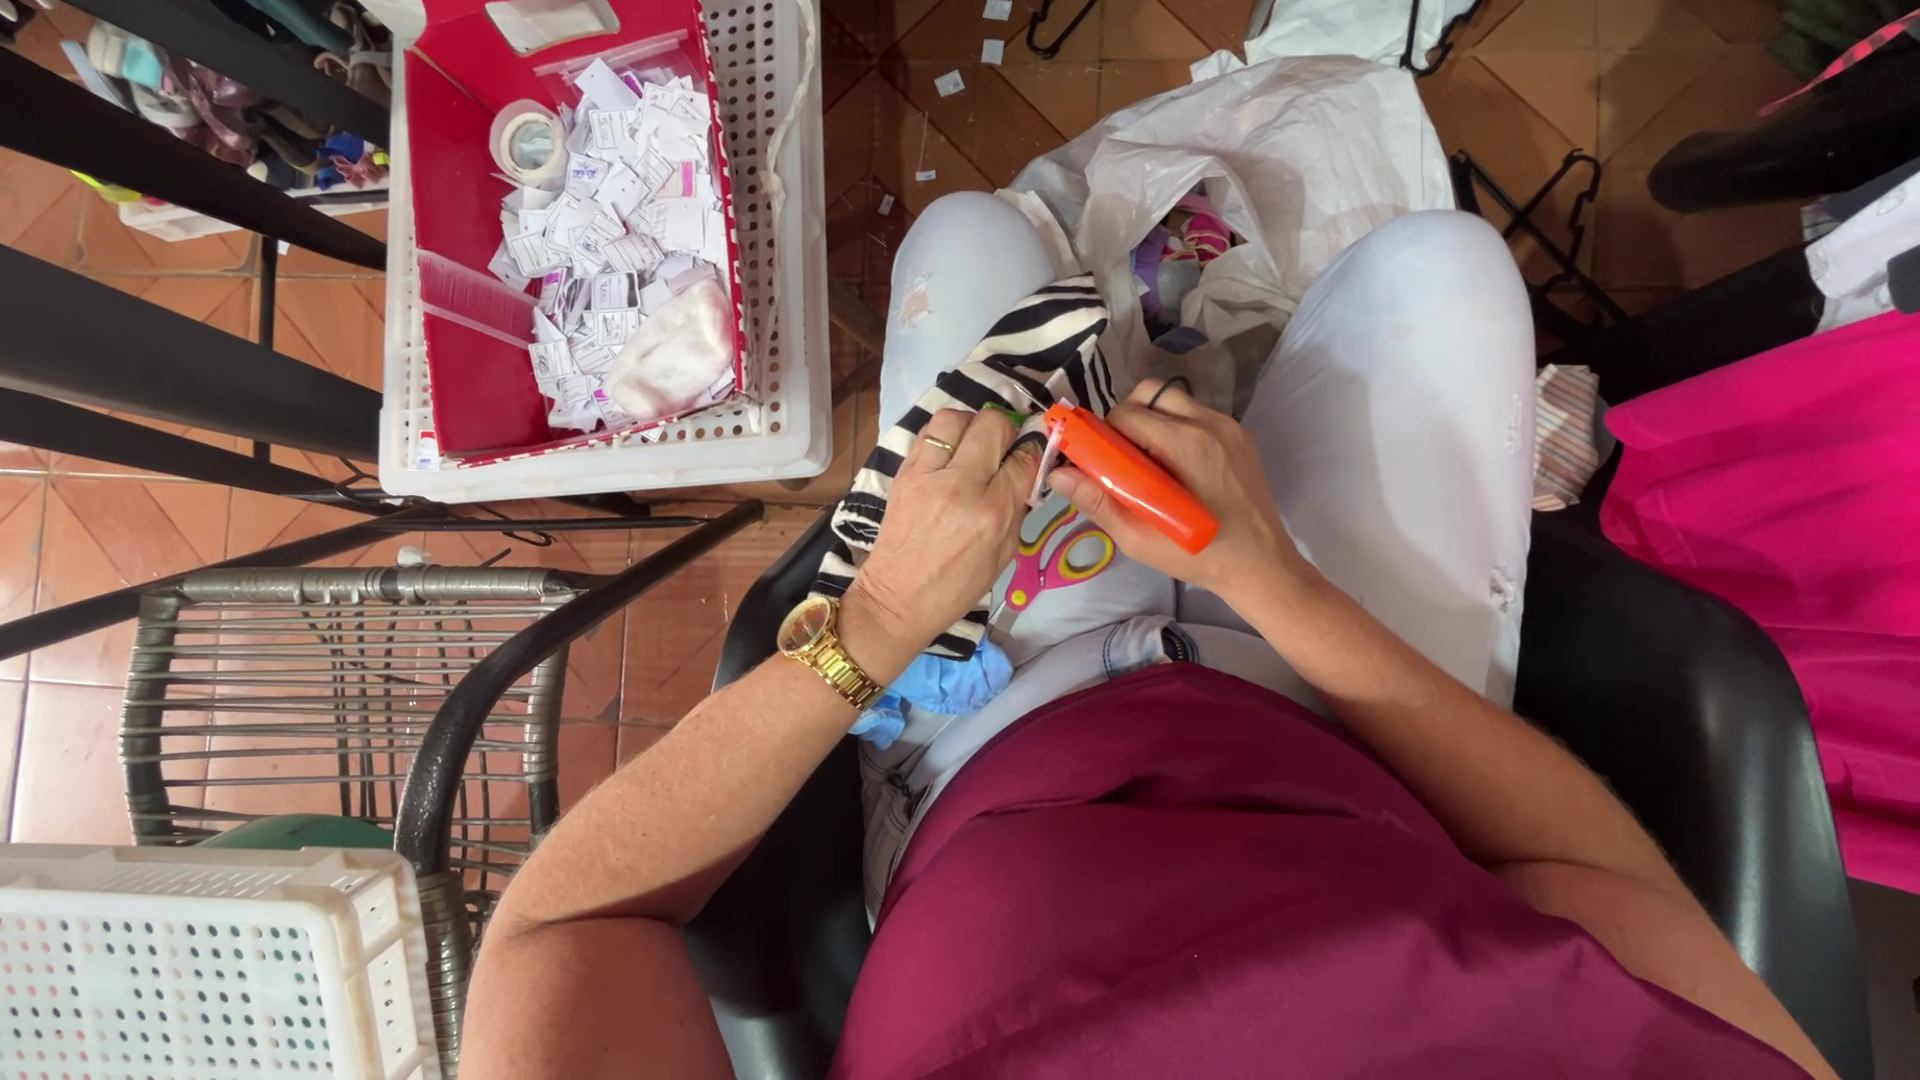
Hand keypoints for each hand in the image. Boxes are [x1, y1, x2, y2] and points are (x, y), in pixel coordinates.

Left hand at [847, 407, 1039, 651]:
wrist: (899, 598)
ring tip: (973, 446)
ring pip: (955, 417)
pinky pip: (928, 433)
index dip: (1033, 451)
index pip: (1024, 459)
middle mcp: (960, 486)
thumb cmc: (957, 585)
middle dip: (1005, 430)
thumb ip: (1016, 508)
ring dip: (971, 425)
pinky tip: (949, 453)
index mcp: (992, 513)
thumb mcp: (1004, 554)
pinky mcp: (903, 473)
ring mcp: (927, 476)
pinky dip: (945, 435)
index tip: (1031, 455)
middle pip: (992, 424)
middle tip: (1002, 449)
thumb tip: (1024, 472)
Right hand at [1050, 378, 1308, 597]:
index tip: (1099, 463)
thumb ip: (1098, 501)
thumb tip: (1057, 474)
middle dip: (1125, 421)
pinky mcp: (1238, 435)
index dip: (1103, 435)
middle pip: (1149, 393)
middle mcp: (1210, 423)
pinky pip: (1193, 415)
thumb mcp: (1140, 539)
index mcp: (1187, 445)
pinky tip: (1174, 469)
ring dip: (1149, 422)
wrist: (1262, 566)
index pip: (1127, 413)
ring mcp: (1228, 426)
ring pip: (1171, 399)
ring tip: (1146, 464)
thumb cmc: (1199, 557)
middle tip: (1120, 460)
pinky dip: (1173, 430)